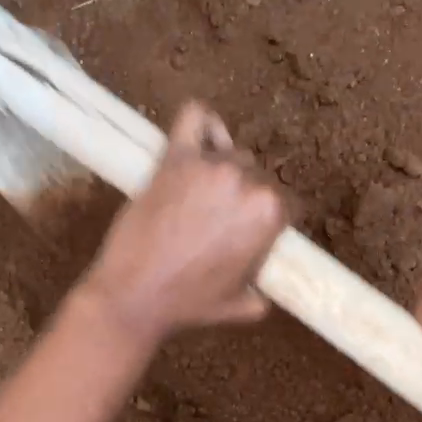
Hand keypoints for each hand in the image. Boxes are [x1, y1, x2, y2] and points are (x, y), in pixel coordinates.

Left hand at [76, 102, 287, 341]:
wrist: (133, 296)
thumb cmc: (187, 304)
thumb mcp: (242, 305)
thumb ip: (264, 289)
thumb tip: (265, 285)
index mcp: (268, 214)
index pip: (288, 203)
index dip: (271, 221)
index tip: (252, 233)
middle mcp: (245, 181)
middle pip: (259, 177)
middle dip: (245, 198)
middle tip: (219, 222)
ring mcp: (208, 165)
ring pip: (231, 154)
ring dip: (224, 171)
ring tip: (201, 198)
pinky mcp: (174, 156)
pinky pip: (196, 116)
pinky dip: (205, 125)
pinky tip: (201, 145)